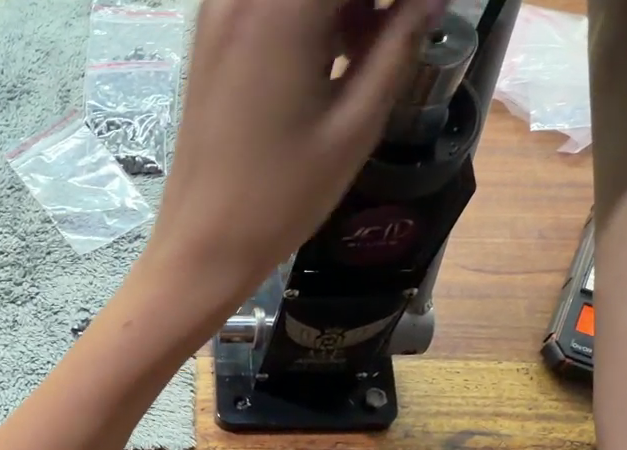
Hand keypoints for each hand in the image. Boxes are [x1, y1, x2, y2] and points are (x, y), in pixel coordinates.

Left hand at [146, 0, 445, 300]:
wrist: (201, 247)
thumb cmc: (279, 199)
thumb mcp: (355, 125)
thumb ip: (399, 45)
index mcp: (280, 6)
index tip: (425, 13)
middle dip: (367, 2)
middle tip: (404, 29)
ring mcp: (217, 13)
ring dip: (344, 4)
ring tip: (375, 44)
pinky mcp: (209, 40)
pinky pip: (270, 3)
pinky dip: (310, 12)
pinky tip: (335, 53)